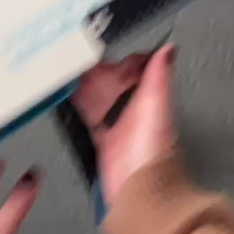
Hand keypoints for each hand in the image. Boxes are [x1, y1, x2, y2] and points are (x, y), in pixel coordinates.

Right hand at [70, 44, 177, 200]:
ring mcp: (116, 123)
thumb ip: (159, 77)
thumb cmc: (154, 153)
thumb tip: (168, 47)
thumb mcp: (156, 106)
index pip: (132, 66)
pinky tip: (65, 96)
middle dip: (95, 67)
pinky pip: (87, 116)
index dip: (118, 54)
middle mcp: (132, 107)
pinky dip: (77, 106)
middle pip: (110, 80)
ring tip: (66, 68)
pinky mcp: (102, 140)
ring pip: (97, 95)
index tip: (101, 39)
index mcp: (148, 95)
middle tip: (76, 52)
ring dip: (83, 84)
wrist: (139, 193)